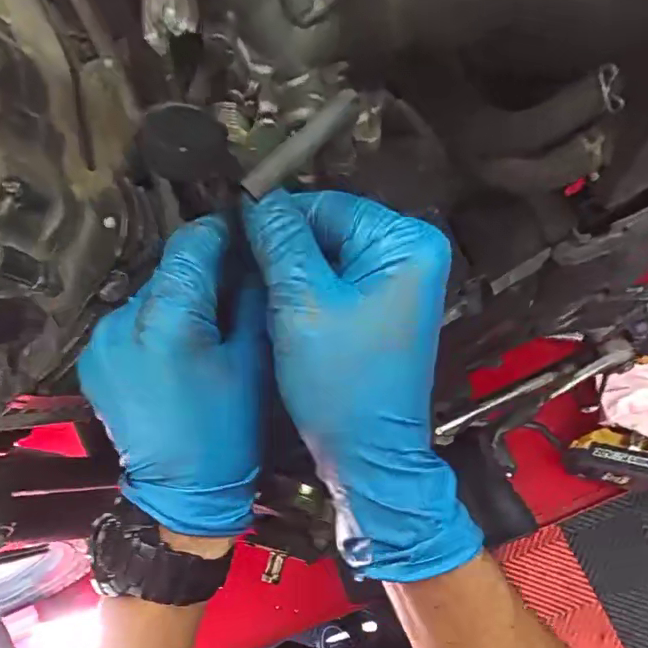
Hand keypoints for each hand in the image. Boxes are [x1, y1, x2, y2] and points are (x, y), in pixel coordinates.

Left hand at [76, 216, 266, 537]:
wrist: (185, 492)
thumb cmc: (229, 432)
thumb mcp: (252, 363)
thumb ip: (249, 300)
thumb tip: (249, 258)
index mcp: (166, 321)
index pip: (191, 247)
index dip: (220, 231)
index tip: (242, 227)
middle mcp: (120, 321)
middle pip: (167, 272)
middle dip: (202, 273)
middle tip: (235, 289)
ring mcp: (99, 342)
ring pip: (148, 298)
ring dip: (178, 300)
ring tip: (206, 328)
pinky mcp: (93, 361)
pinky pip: (130, 325)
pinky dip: (155, 326)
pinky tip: (177, 352)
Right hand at [243, 191, 483, 581]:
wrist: (369, 452)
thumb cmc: (341, 383)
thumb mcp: (301, 303)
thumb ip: (277, 239)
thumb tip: (253, 196)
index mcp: (407, 242)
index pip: (326, 204)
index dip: (275, 220)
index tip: (233, 238)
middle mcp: (413, 255)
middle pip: (329, 230)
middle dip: (285, 251)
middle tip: (244, 274)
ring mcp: (401, 285)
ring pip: (328, 260)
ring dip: (292, 276)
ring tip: (262, 299)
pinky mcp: (385, 311)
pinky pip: (338, 286)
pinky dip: (308, 296)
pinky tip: (283, 315)